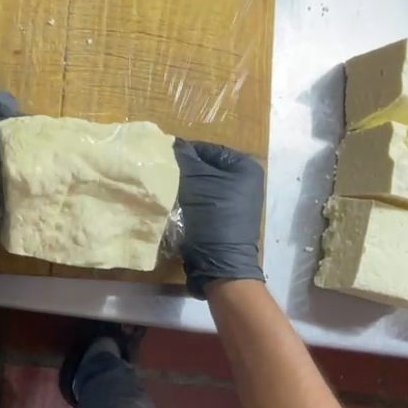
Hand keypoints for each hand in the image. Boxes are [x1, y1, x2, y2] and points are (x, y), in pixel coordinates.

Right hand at [172, 139, 265, 297]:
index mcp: (245, 167)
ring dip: (186, 188)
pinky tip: (176, 206)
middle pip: (206, 168)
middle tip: (162, 174)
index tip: (162, 158)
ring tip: (167, 189)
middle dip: (185, 171)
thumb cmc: (211, 216)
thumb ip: (185, 158)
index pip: (208, 149)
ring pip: (203, 186)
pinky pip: (204, 203)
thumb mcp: (196, 181)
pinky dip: (190, 203)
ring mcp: (237, 203)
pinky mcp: (226, 219)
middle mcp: (245, 182)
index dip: (184, 152)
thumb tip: (174, 143)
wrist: (219, 264)